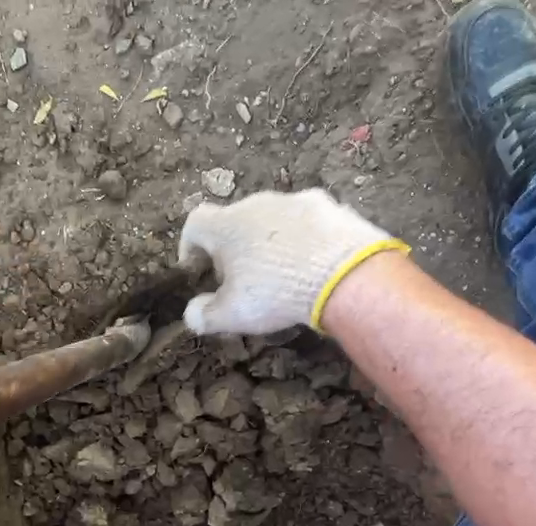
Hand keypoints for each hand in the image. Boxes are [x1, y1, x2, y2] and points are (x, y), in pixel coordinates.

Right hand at [178, 189, 409, 334]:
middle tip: (239, 281)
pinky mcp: (333, 208)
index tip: (196, 270)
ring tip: (280, 276)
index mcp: (228, 225)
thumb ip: (203, 315)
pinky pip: (308, 224)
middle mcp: (259, 204)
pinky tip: (312, 269)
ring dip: (268, 244)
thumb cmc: (275, 293)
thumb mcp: (230, 315)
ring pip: (273, 221)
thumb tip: (192, 313)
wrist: (345, 276)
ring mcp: (299, 201)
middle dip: (232, 249)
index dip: (189, 246)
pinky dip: (302, 242)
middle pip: (235, 221)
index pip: (195, 223)